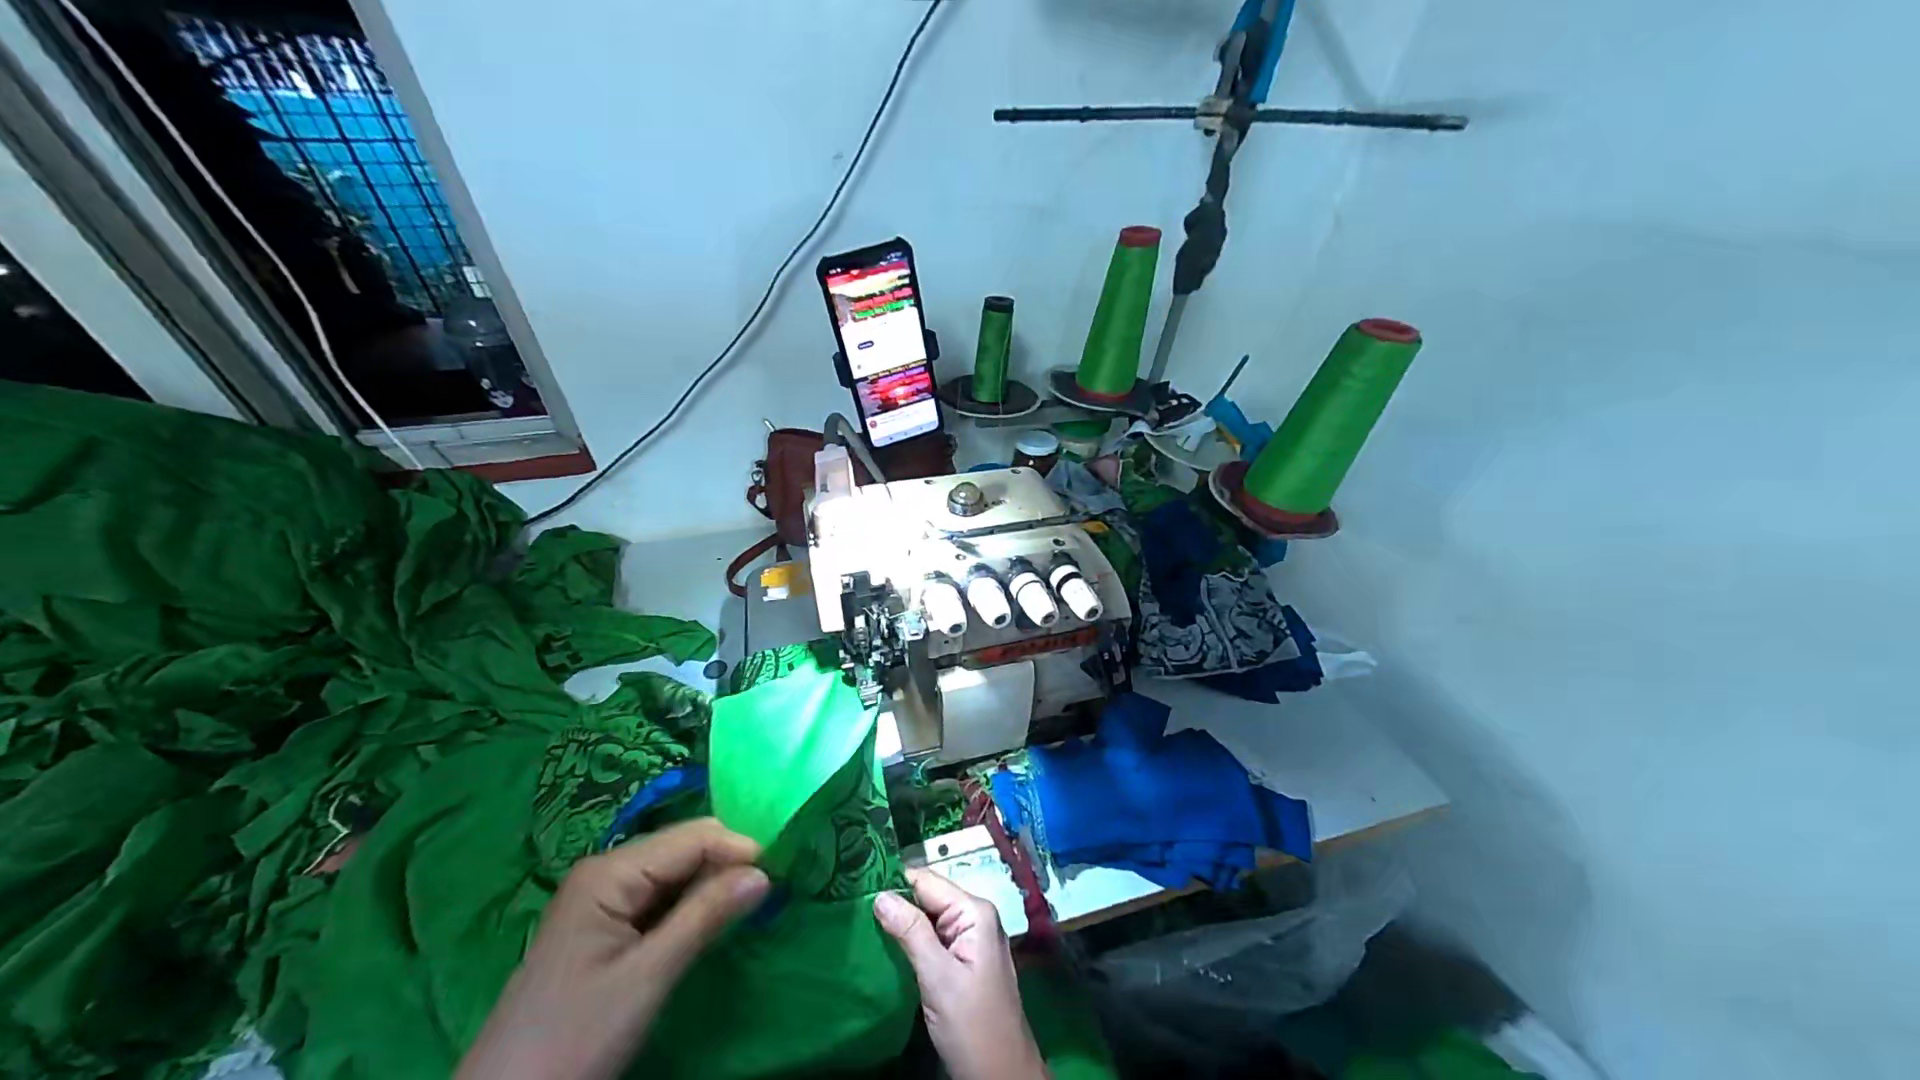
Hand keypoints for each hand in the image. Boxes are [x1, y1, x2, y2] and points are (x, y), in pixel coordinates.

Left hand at [457, 818, 770, 1079]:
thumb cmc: (576, 1036)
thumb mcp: (648, 976)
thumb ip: (706, 916)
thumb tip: (764, 872)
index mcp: (610, 871)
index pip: (692, 838)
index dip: (738, 849)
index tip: (779, 875)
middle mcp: (606, 871)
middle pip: (683, 848)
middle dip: (726, 863)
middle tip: (767, 893)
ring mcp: (602, 898)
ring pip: (675, 873)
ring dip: (711, 884)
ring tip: (747, 906)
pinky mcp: (604, 925)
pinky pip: (659, 898)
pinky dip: (690, 905)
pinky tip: (708, 921)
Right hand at [873, 867, 1046, 1079]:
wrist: (1002, 1076)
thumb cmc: (972, 1026)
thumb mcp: (938, 978)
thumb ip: (911, 933)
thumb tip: (880, 894)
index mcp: (974, 912)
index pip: (927, 881)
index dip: (894, 882)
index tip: (858, 886)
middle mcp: (974, 918)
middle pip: (927, 897)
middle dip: (895, 901)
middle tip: (855, 906)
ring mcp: (969, 940)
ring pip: (927, 918)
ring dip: (900, 922)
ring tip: (862, 922)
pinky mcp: (961, 962)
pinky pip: (931, 939)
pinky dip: (910, 941)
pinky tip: (886, 946)